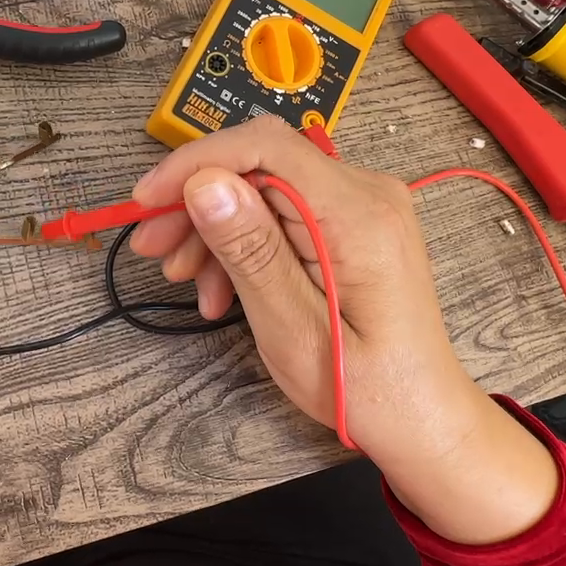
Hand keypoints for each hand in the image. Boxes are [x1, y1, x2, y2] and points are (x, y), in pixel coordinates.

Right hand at [127, 118, 488, 466]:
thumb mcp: (293, 327)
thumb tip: (203, 182)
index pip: (266, 147)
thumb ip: (251, 250)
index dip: (196, 162)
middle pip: (259, 165)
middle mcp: (365, 192)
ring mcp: (359, 205)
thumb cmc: (362, 388)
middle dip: (196, 200)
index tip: (145, 201)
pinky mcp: (349, 223)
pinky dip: (241, 242)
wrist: (420, 418)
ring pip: (262, 188)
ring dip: (213, 228)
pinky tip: (222, 288)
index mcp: (359, 214)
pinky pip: (280, 212)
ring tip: (186, 280)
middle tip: (151, 247)